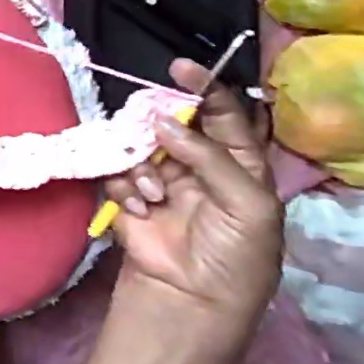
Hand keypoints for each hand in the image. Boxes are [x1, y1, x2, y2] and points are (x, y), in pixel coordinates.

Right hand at [102, 59, 282, 328]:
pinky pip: (117, 170)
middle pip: (172, 122)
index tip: (181, 68)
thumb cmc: (236, 253)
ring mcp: (160, 176)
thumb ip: (208, 156)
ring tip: (153, 194)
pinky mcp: (128, 192)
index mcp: (237, 161)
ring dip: (143, 166)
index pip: (223, 114)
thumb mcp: (245, 203)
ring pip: (139, 143)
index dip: (205, 88)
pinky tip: (139, 207)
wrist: (191, 296)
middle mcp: (196, 162)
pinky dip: (125, 186)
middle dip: (159, 124)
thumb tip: (160, 120)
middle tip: (149, 128)